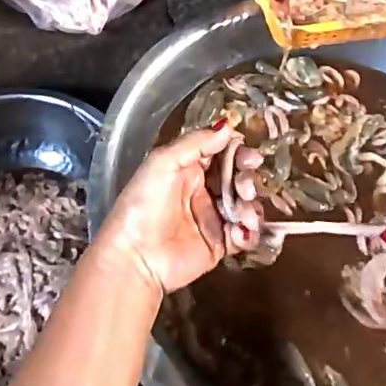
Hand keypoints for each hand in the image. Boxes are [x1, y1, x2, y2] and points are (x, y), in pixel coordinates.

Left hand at [95, 125, 241, 295]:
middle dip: (247, 179)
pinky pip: (244, 234)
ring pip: (246, 204)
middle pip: (239, 176)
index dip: (239, 152)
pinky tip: (242, 231)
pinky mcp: (219, 243)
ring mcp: (214, 217)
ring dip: (251, 206)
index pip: (223, 152)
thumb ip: (196, 142)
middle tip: (245, 188)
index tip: (250, 157)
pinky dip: (249, 232)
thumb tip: (228, 126)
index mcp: (191, 167)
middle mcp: (205, 189)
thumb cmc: (144, 204)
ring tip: (244, 214)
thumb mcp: (163, 163)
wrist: (135, 258)